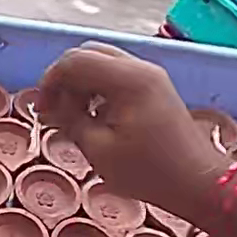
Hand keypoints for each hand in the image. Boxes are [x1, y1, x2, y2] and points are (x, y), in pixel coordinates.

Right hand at [38, 42, 223, 213]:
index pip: (74, 61)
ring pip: (100, 63)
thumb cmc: (146, 172)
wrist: (195, 181)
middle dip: (63, 79)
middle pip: (87, 55)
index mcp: (127, 80)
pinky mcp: (152, 87)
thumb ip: (69, 120)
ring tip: (70, 118)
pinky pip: (114, 76)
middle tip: (52, 111)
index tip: (41, 110)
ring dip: (78, 85)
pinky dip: (95, 89)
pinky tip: (91, 117)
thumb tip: (51, 106)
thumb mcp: (98, 149)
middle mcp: (139, 68)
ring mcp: (148, 76)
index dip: (50, 81)